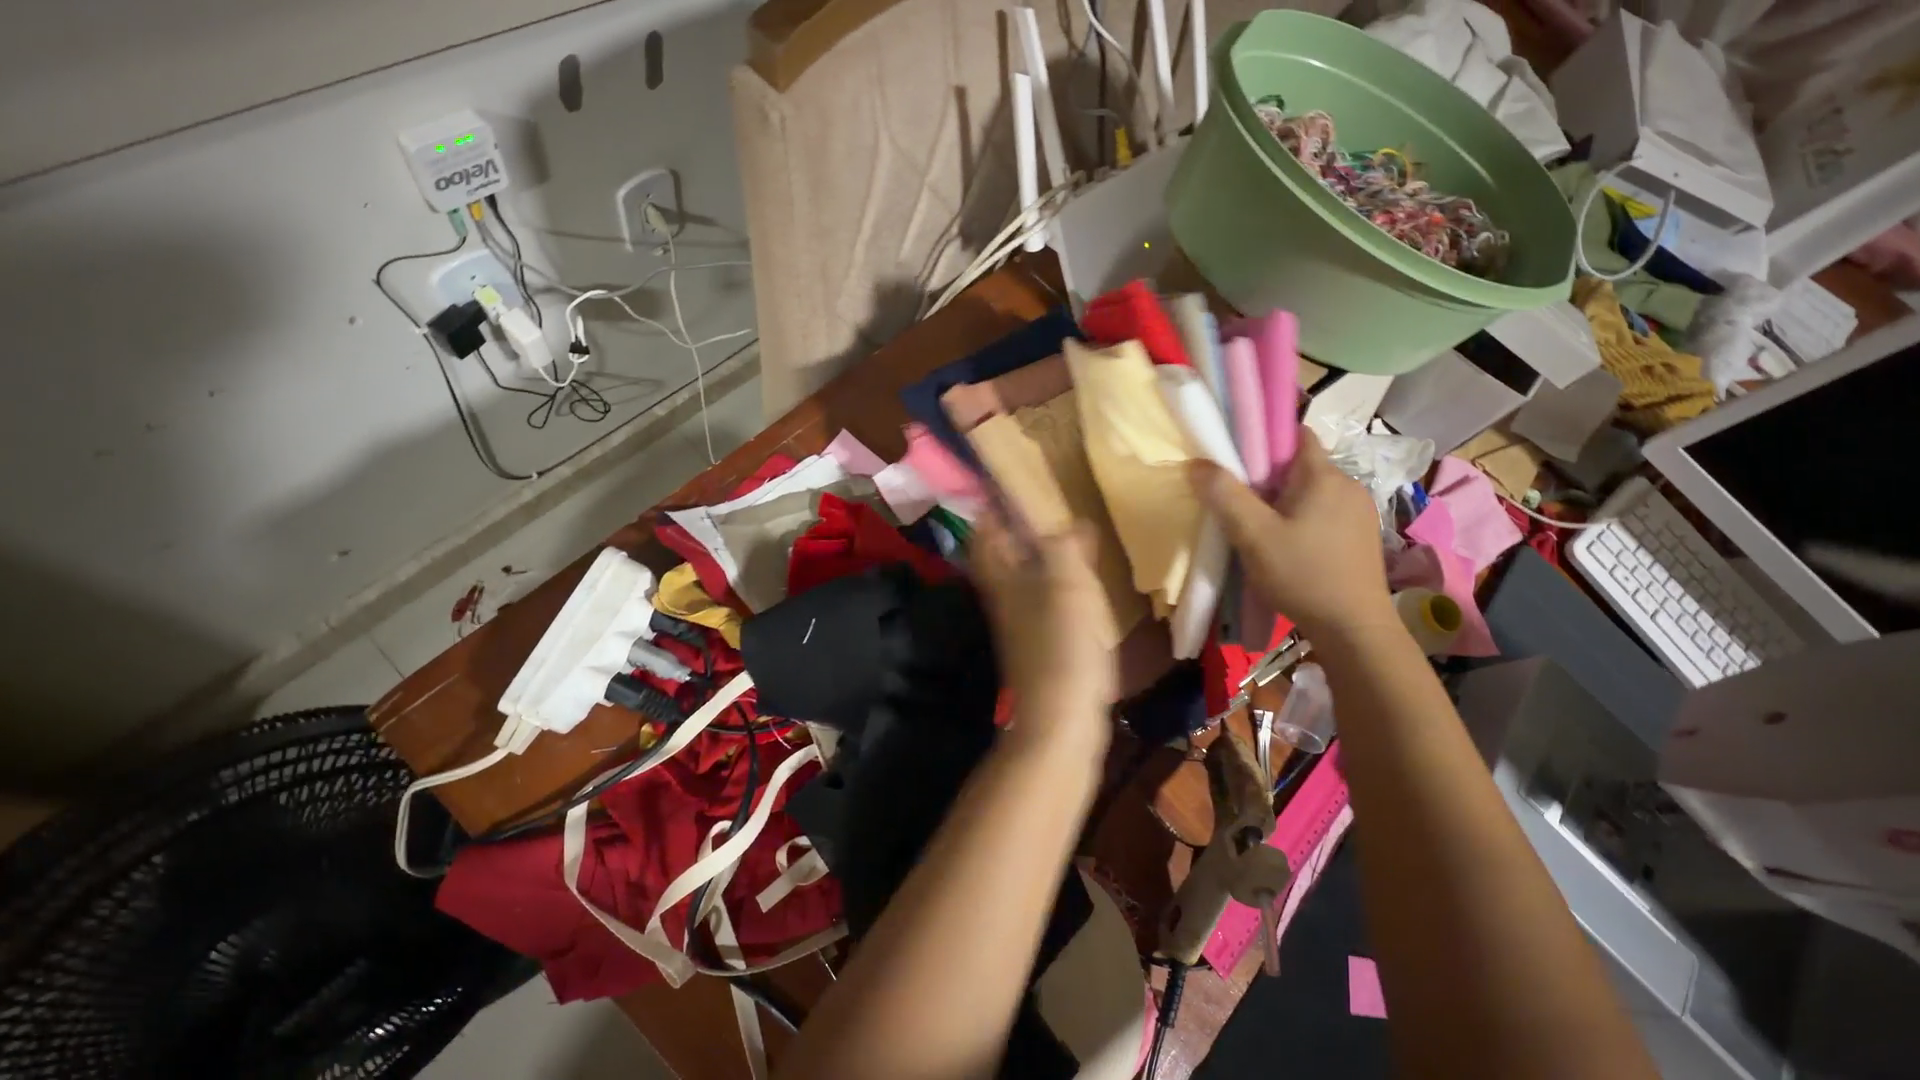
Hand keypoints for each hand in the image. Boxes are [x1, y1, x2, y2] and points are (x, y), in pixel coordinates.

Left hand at [970, 515, 1117, 734]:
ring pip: (1025, 581)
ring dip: (1044, 560)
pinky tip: (1086, 589)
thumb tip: (1072, 523)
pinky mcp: (1042, 648)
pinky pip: (1047, 605)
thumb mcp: (1068, 583)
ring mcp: (1021, 626)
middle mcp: (1004, 599)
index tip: (1014, 486)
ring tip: (1075, 542)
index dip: (993, 507)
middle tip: (1051, 511)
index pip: (984, 532)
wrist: (1061, 720)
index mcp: (1001, 577)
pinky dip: (1062, 590)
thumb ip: (1065, 546)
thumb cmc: (1062, 644)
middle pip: (1002, 557)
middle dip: (1020, 533)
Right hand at [1189, 433, 1395, 639]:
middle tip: (1241, 503)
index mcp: (1324, 475)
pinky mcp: (1363, 537)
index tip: (1238, 461)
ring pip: (1313, 492)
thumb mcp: (1253, 536)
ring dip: (1287, 503)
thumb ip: (1225, 496)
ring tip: (1262, 530)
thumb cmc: (1302, 575)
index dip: (1264, 440)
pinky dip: (1305, 521)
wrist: (1355, 629)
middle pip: (1301, 466)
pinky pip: (1327, 514)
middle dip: (1270, 478)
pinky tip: (1291, 548)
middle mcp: (1349, 484)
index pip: (1296, 434)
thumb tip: (1197, 462)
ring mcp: (1361, 512)